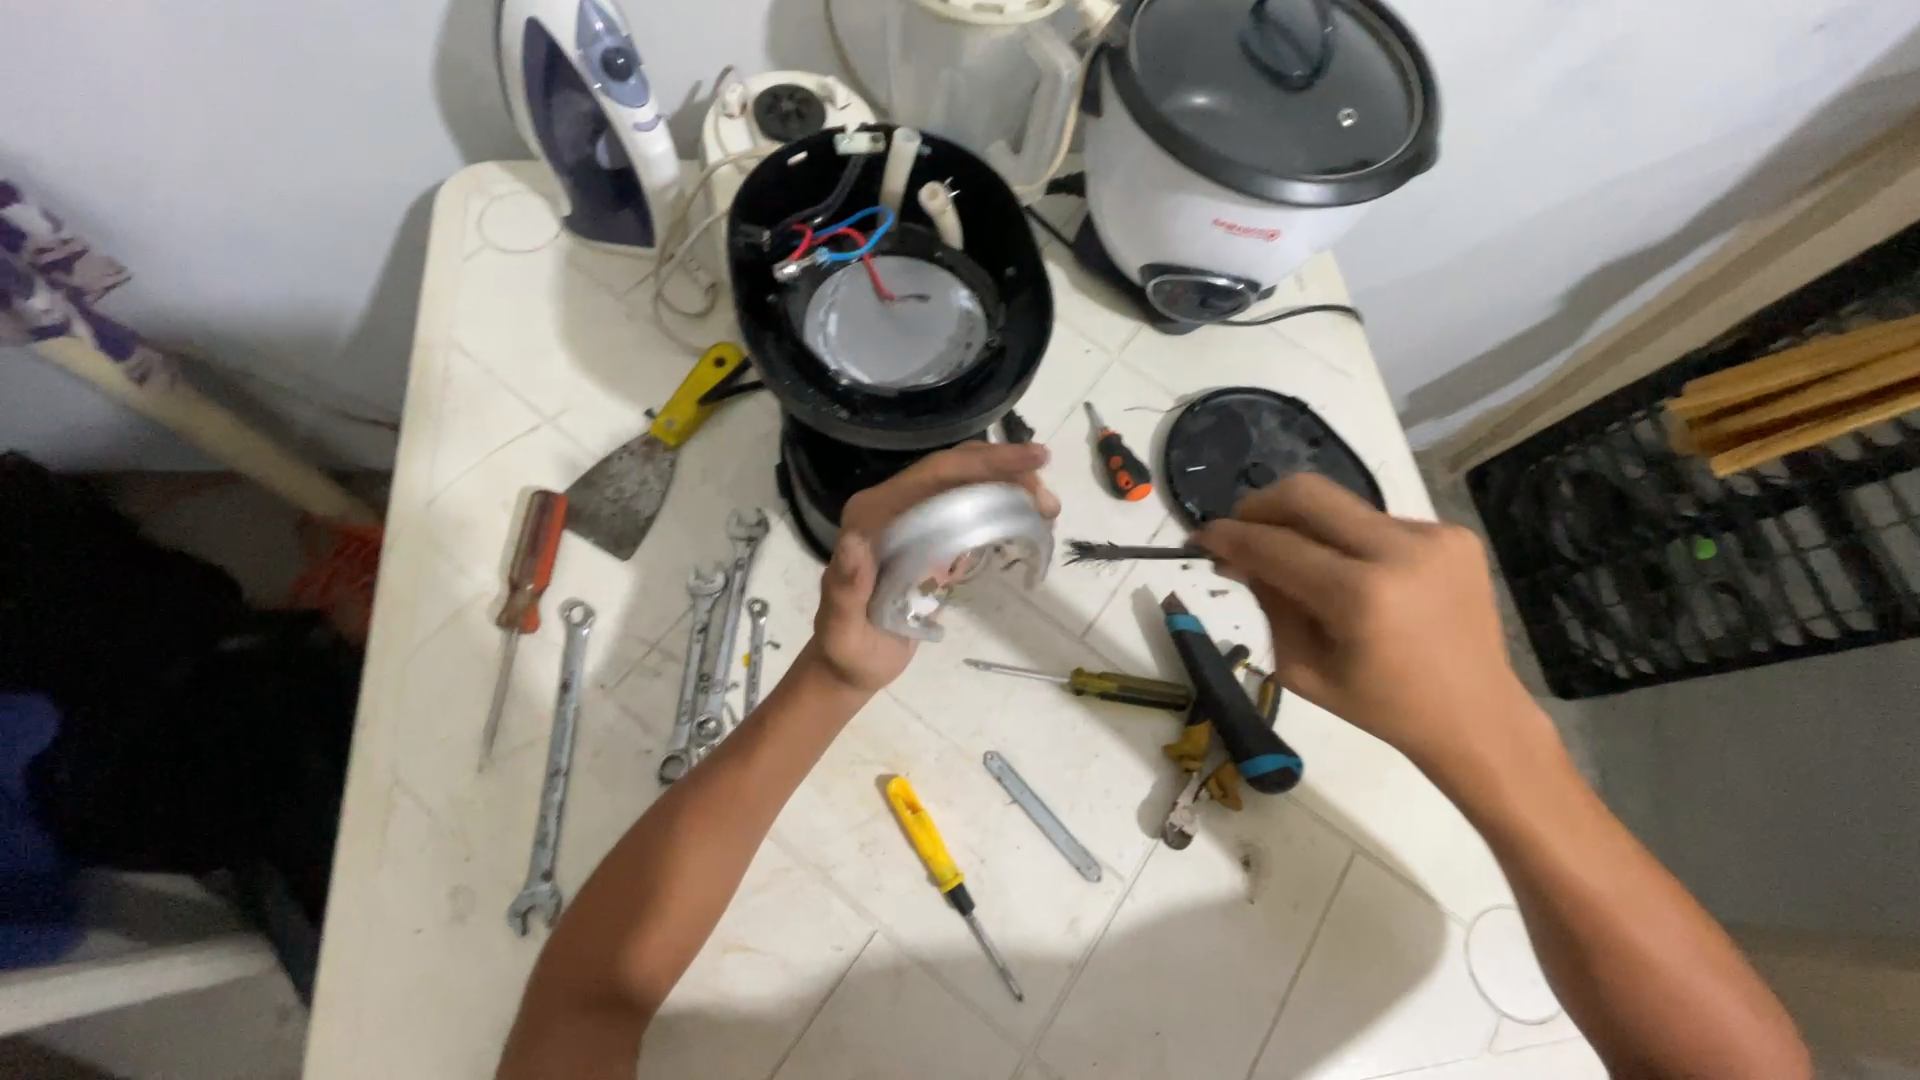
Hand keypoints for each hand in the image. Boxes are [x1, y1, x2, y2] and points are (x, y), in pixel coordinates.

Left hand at [809, 441, 1059, 693]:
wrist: (852, 665)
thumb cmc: (847, 649)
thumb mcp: (842, 625)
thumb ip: (847, 586)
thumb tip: (857, 542)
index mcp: (872, 515)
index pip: (934, 474)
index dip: (985, 463)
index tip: (1033, 462)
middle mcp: (892, 507)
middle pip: (955, 471)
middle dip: (1006, 471)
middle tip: (1049, 499)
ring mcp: (912, 521)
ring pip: (966, 486)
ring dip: (1009, 489)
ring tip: (1047, 510)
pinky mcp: (929, 538)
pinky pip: (967, 511)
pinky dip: (1000, 510)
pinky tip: (1026, 521)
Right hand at [1191, 474, 1552, 774]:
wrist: (1476, 716)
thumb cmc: (1379, 706)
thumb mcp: (1301, 668)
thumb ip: (1268, 603)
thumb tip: (1241, 558)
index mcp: (1360, 596)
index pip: (1274, 546)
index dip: (1229, 537)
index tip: (1201, 536)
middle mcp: (1400, 551)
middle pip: (1307, 494)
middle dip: (1258, 506)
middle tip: (1238, 528)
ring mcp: (1433, 536)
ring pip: (1341, 506)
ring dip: (1304, 526)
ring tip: (1296, 561)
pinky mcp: (1452, 534)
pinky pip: (1376, 521)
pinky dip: (1348, 540)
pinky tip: (1352, 573)